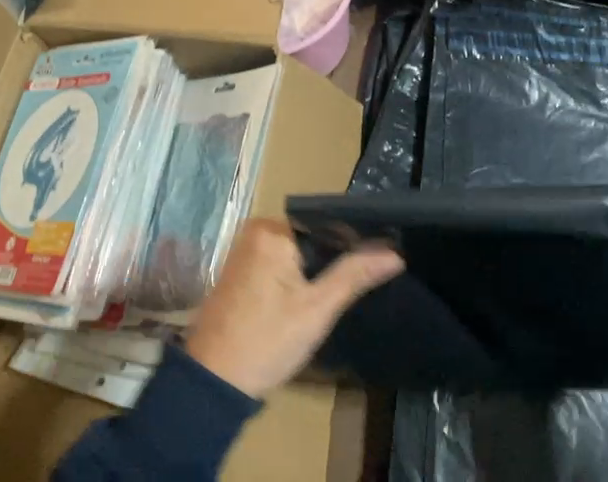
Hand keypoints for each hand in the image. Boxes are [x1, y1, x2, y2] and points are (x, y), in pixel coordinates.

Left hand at [186, 219, 402, 398]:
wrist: (213, 382)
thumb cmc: (266, 342)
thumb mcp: (316, 310)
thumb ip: (353, 275)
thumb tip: (394, 252)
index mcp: (272, 231)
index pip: (327, 225)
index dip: (354, 243)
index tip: (380, 260)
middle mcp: (255, 231)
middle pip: (311, 238)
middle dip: (334, 259)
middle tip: (364, 281)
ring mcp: (244, 251)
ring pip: (296, 253)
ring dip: (316, 271)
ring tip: (344, 290)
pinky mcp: (240, 271)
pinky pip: (279, 263)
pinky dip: (297, 278)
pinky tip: (312, 298)